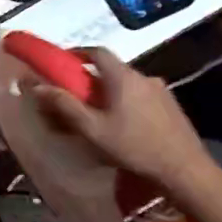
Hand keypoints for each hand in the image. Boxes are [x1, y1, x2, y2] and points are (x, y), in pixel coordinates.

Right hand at [30, 48, 213, 194]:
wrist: (184, 169)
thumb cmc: (134, 147)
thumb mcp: (93, 130)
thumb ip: (65, 106)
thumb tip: (37, 86)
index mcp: (123, 77)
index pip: (97, 52)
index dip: (78, 53)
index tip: (63, 63)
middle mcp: (143, 76)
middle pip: (112, 69)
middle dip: (91, 79)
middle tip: (76, 96)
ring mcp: (161, 90)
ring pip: (127, 84)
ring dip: (110, 92)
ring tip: (99, 115)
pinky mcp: (171, 106)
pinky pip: (141, 96)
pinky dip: (127, 102)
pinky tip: (124, 125)